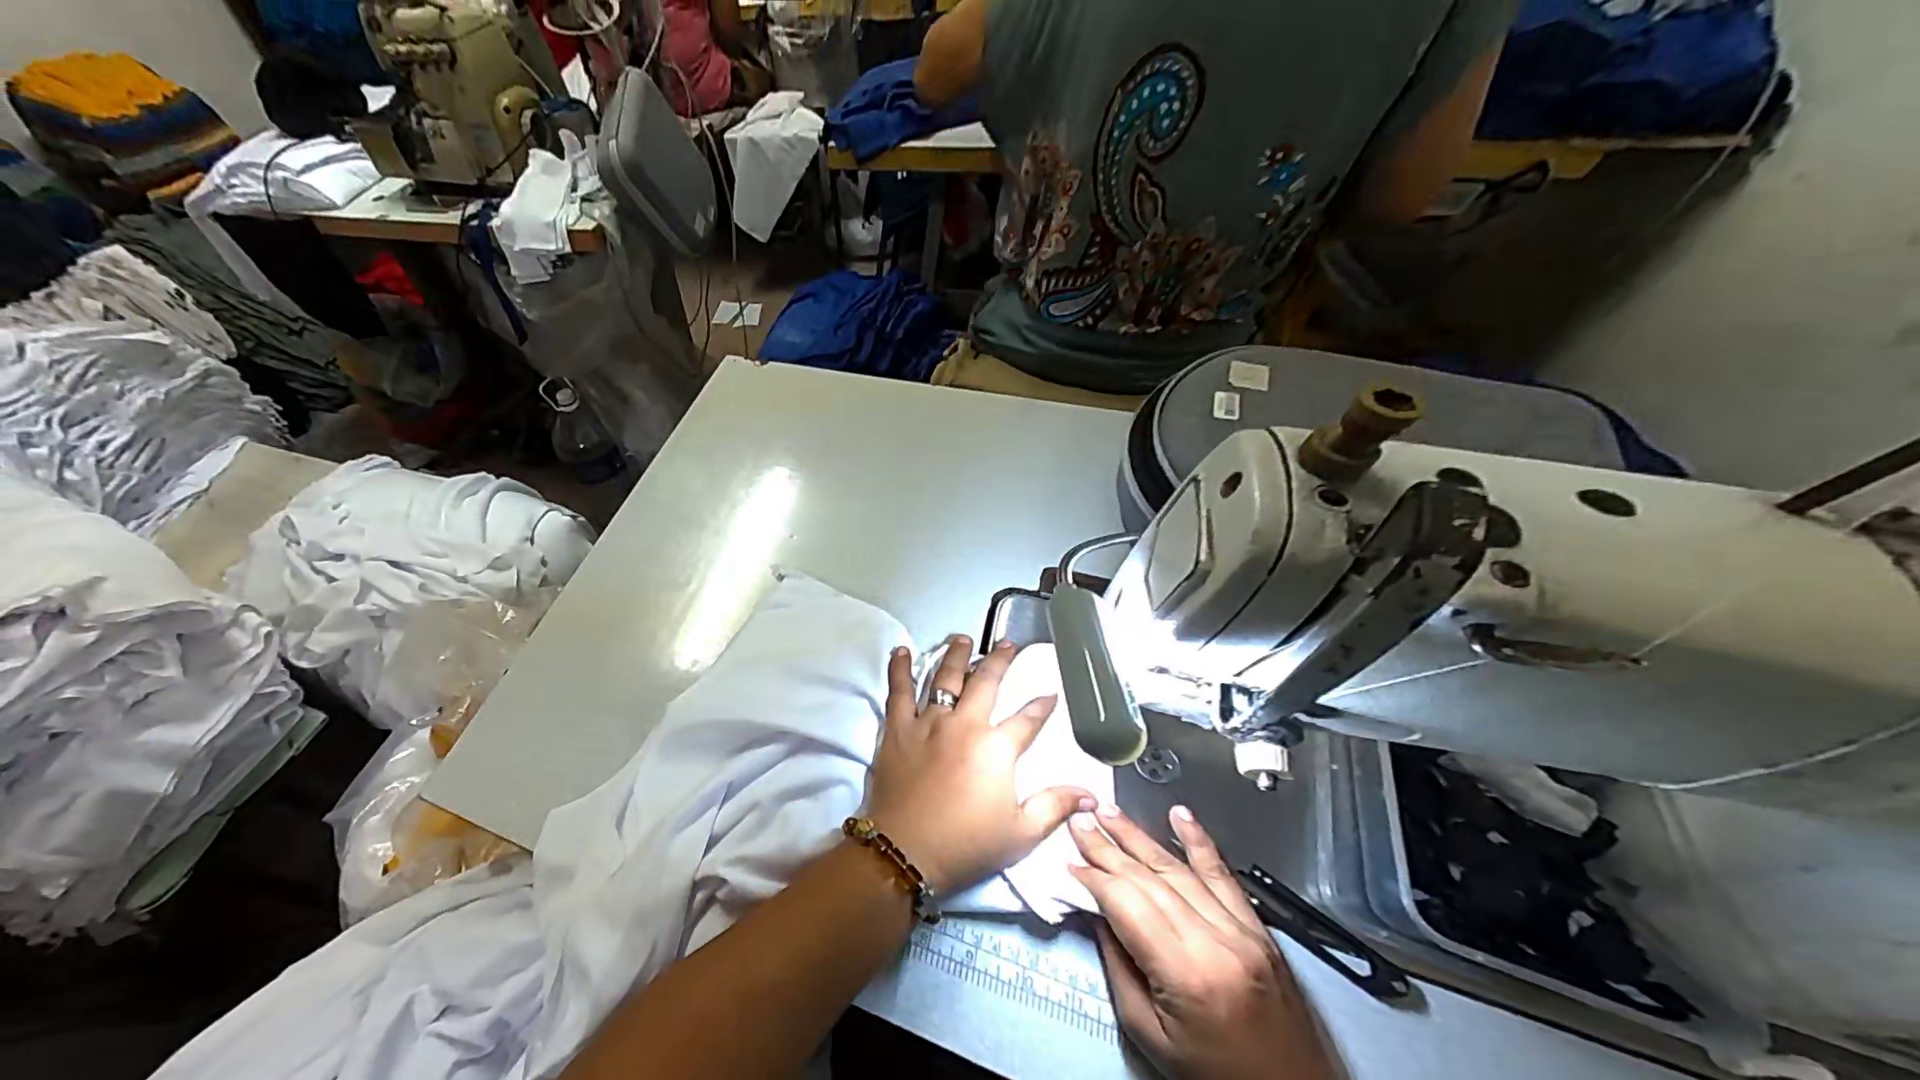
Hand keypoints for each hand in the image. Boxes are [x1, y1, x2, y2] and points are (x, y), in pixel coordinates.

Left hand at [865, 637, 1095, 894]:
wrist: (904, 854)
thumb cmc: (966, 845)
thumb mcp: (1020, 834)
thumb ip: (1054, 807)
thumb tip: (1091, 795)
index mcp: (996, 747)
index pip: (1028, 719)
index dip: (1042, 706)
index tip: (1050, 693)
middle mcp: (964, 724)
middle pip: (986, 683)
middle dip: (1000, 661)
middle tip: (1008, 645)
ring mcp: (928, 723)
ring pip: (944, 678)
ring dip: (956, 655)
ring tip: (962, 638)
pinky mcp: (898, 730)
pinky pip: (899, 691)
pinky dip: (899, 669)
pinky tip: (901, 652)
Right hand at [1070, 806, 1335, 1079]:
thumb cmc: (1217, 1076)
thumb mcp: (1152, 1035)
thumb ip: (1120, 969)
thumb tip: (1098, 915)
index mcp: (1187, 975)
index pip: (1129, 904)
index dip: (1095, 878)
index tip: (1071, 860)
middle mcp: (1218, 943)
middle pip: (1152, 880)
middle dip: (1110, 847)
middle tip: (1082, 821)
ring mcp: (1243, 931)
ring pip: (1182, 870)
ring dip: (1141, 837)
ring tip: (1112, 813)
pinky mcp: (1258, 928)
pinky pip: (1224, 875)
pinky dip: (1200, 841)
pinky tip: (1181, 815)